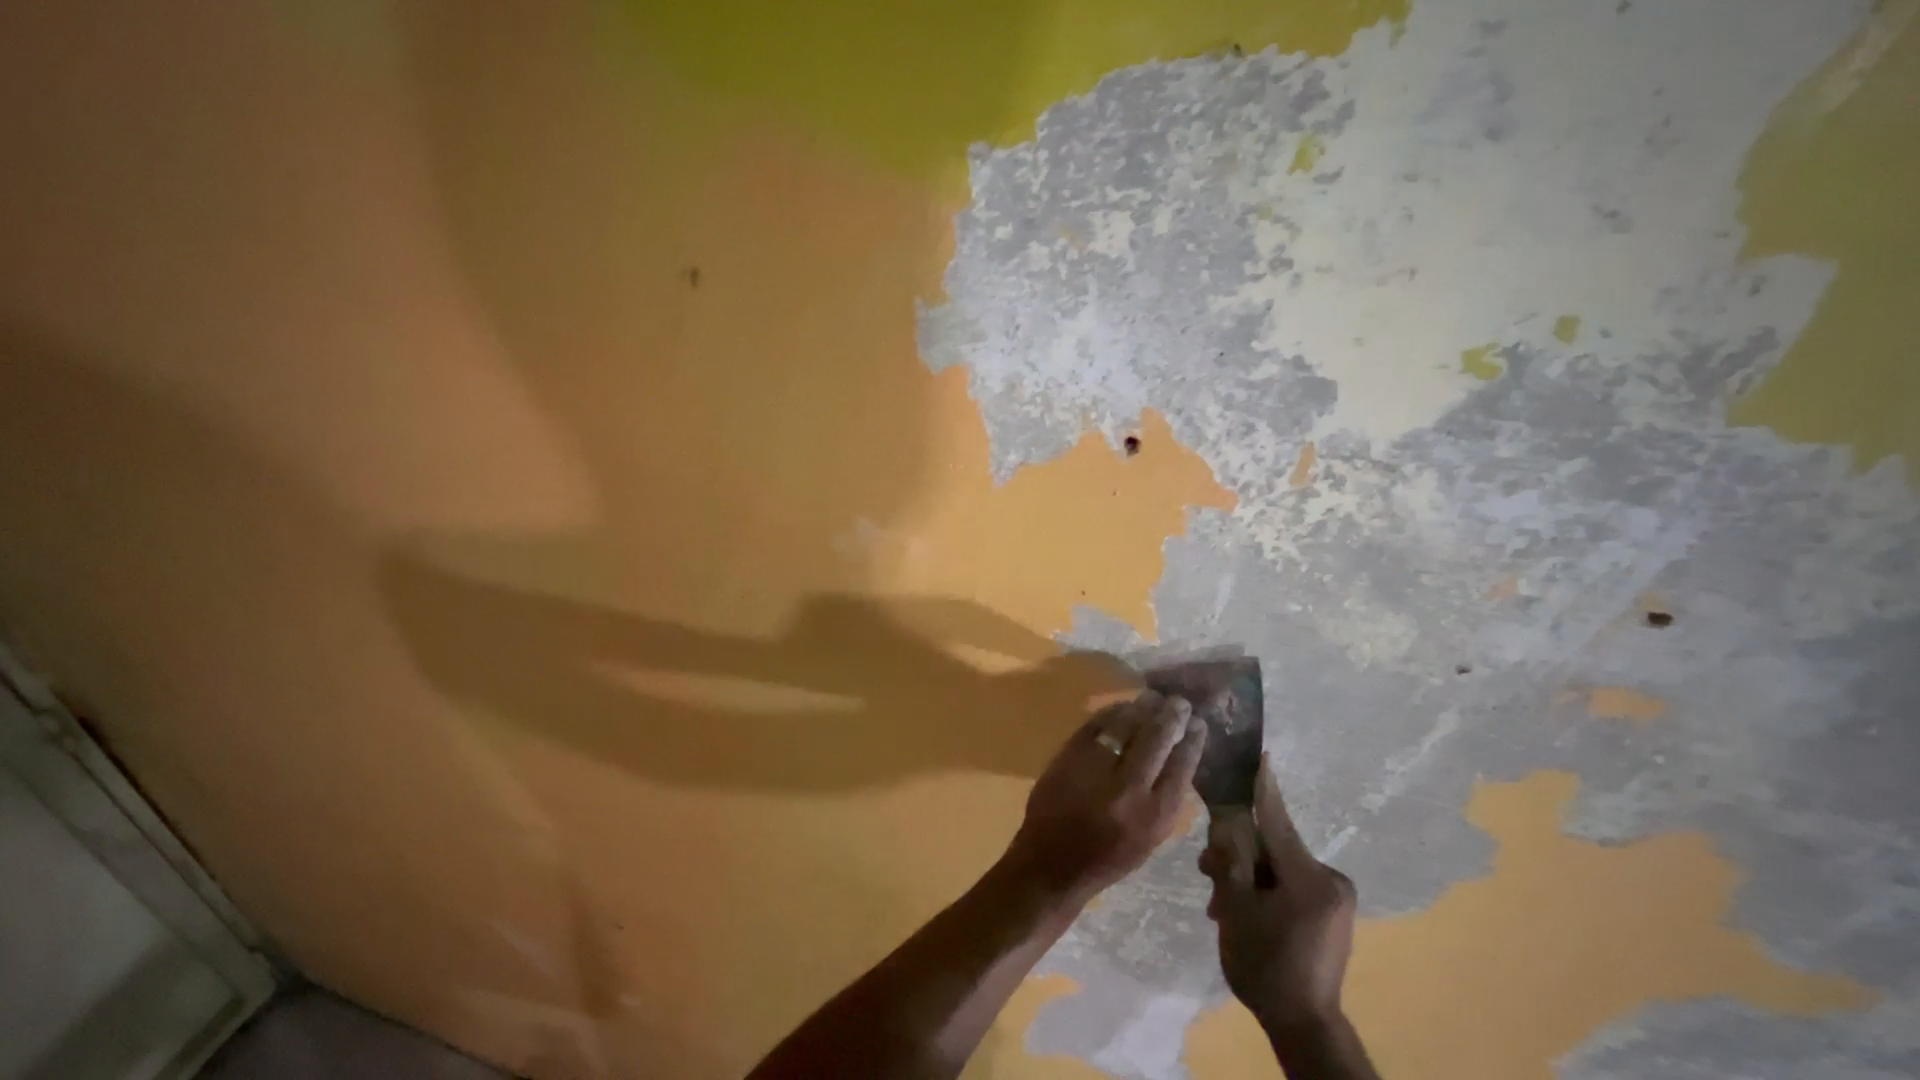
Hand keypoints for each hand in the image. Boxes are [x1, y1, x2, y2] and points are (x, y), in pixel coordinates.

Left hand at [1003, 691, 1207, 900]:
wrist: (1052, 866)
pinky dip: (1110, 714)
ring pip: (1124, 728)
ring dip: (1142, 708)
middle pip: (1156, 741)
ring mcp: (1094, 773)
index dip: (1192, 741)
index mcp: (1154, 816)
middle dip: (1171, 717)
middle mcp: (1127, 792)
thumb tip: (1180, 753)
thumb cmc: (1108, 858)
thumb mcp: (1150, 838)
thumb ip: (1165, 798)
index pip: (1182, 767)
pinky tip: (1121, 707)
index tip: (1198, 723)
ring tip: (1153, 698)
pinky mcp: (1066, 760)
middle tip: (1179, 702)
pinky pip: (1093, 727)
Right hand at [1199, 755, 1356, 1033]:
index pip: (1277, 821)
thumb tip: (1227, 824)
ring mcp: (1335, 897)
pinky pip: (1292, 886)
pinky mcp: (1333, 913)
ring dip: (1249, 878)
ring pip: (1280, 868)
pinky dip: (1266, 892)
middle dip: (1239, 855)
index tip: (1260, 755)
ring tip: (1222, 907)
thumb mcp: (1235, 911)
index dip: (1263, 789)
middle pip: (1274, 848)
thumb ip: (1230, 862)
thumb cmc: (1264, 967)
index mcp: (1310, 877)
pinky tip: (1244, 914)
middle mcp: (1331, 879)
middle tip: (1208, 874)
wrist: (1304, 1025)